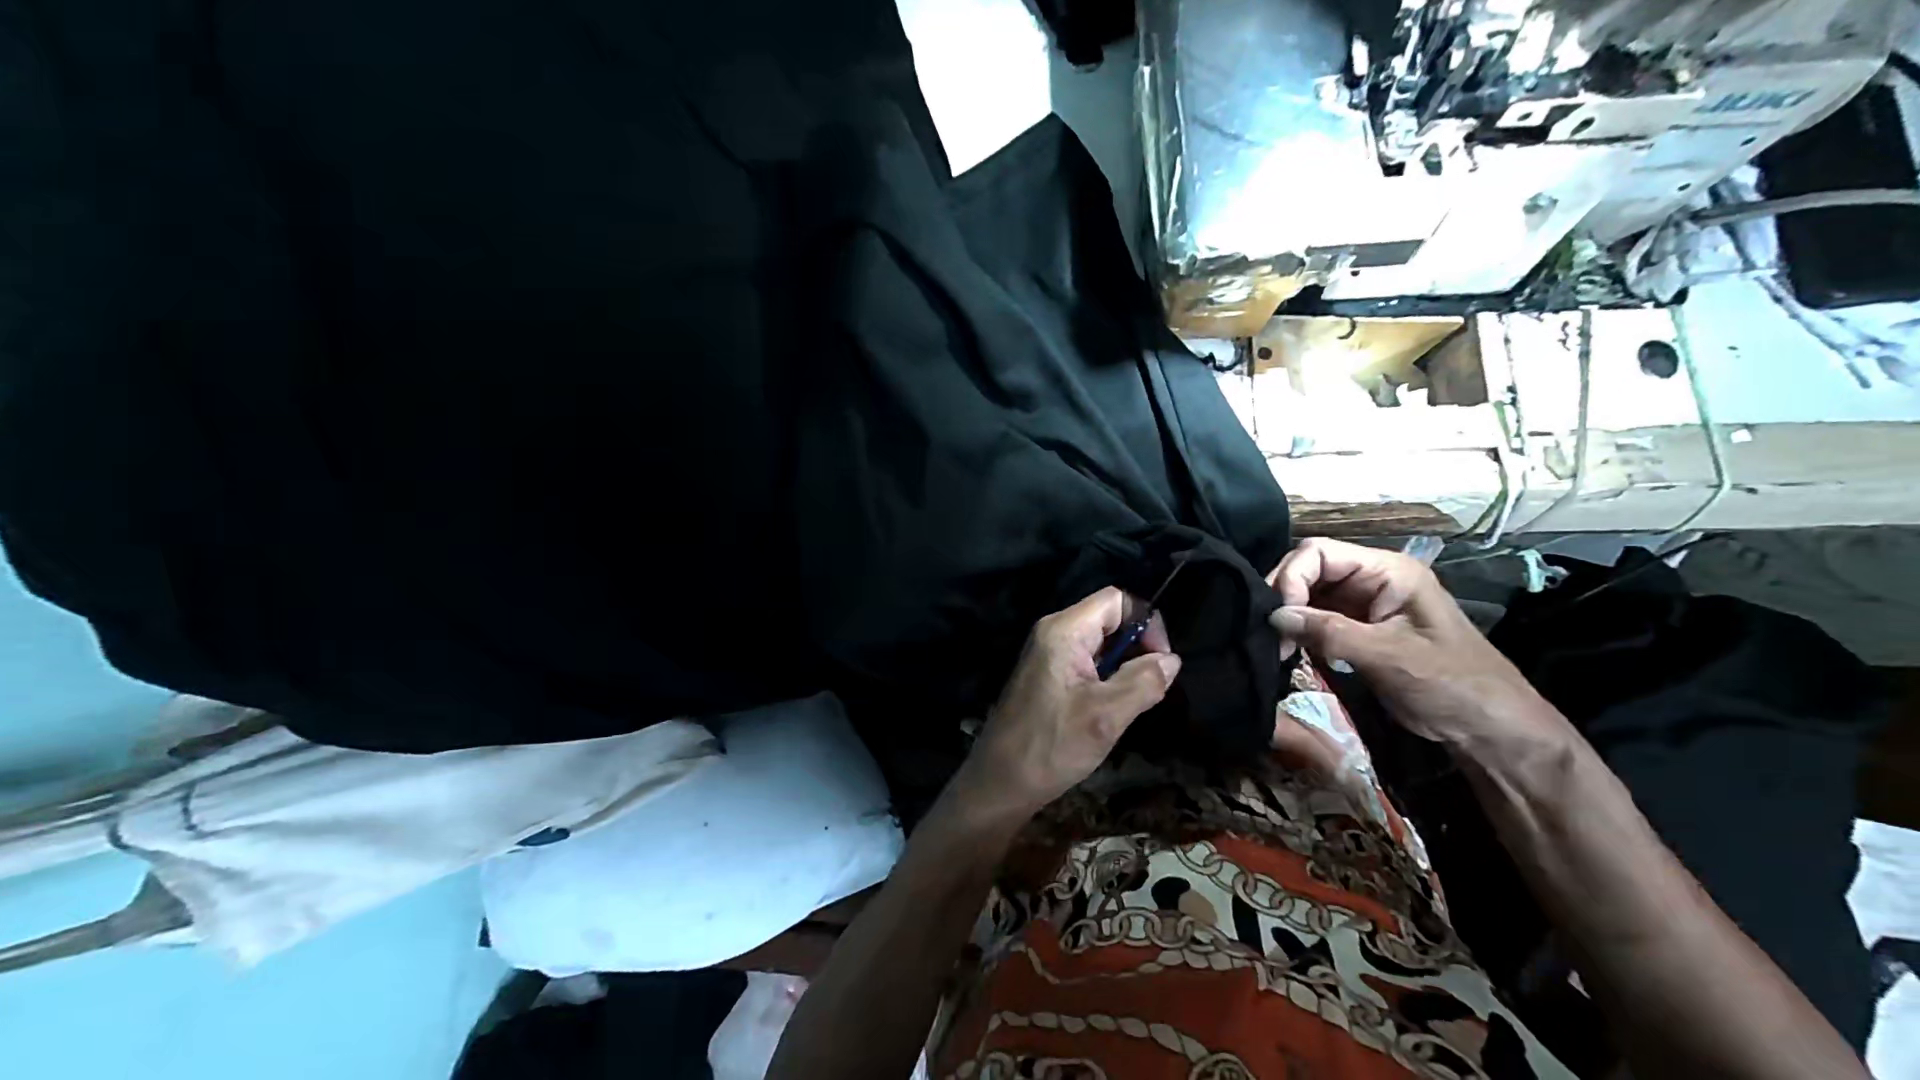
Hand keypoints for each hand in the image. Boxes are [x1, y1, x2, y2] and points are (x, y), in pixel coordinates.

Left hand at [956, 587, 1181, 819]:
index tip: (1160, 660)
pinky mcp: (1045, 674)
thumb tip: (1171, 659)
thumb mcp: (1106, 715)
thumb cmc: (1051, 745)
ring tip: (1130, 702)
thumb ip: (1143, 681)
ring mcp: (1046, 653)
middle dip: (1136, 646)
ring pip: (1099, 643)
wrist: (1000, 781)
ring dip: (1122, 666)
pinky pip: (1085, 661)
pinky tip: (1109, 708)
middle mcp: (1052, 632)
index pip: (1116, 600)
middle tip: (1148, 686)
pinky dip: (1105, 678)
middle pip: (1108, 619)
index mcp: (1063, 630)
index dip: (1146, 622)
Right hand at [1267, 538, 1564, 751]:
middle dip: (1283, 597)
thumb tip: (1273, 616)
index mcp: (1389, 571)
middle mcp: (1372, 579)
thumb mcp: (1389, 656)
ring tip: (1276, 648)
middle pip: (1308, 570)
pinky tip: (1288, 652)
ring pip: (1306, 595)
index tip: (1278, 617)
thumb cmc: (1451, 685)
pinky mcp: (1356, 629)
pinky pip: (1315, 619)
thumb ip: (1329, 632)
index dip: (1292, 577)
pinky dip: (1297, 633)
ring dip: (1287, 618)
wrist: (1488, 729)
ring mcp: (1363, 604)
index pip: (1319, 553)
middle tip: (1268, 635)